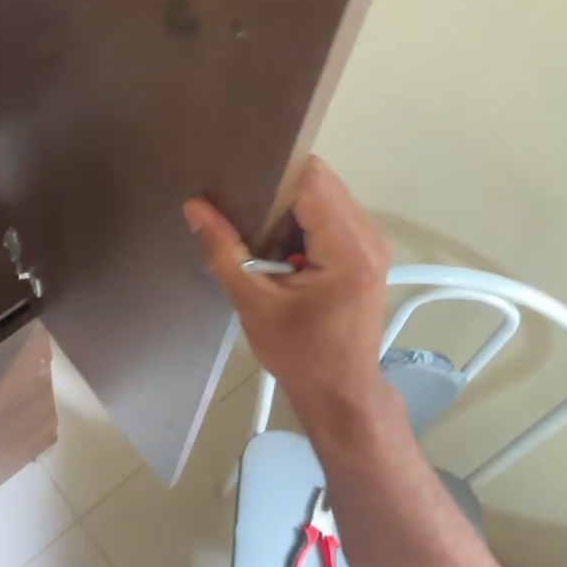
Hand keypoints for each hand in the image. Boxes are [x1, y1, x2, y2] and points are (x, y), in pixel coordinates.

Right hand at [184, 156, 394, 418]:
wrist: (342, 394)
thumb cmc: (301, 354)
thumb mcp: (253, 304)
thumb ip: (223, 251)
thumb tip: (194, 207)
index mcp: (348, 249)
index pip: (310, 181)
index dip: (273, 172)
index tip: (235, 176)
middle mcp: (369, 237)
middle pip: (320, 182)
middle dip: (278, 186)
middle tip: (236, 199)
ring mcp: (372, 243)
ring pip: (326, 194)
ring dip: (289, 203)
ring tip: (252, 219)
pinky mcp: (366, 252)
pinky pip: (332, 213)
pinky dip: (301, 218)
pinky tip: (274, 240)